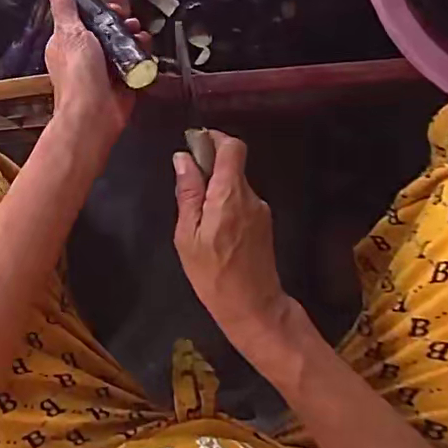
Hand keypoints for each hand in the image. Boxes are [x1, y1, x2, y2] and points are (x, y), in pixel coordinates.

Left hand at [41, 0, 146, 149]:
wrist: (95, 114)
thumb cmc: (78, 76)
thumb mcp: (70, 31)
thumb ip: (64, 4)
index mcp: (67, 44)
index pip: (84, 19)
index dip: (99, 11)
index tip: (111, 8)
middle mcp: (85, 56)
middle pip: (107, 31)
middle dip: (121, 23)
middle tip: (127, 22)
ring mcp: (104, 70)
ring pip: (123, 46)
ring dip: (133, 38)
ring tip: (138, 35)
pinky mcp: (122, 82)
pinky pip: (134, 63)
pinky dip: (141, 56)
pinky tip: (143, 52)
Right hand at [172, 131, 288, 334]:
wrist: (254, 308)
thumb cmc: (213, 275)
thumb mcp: (187, 236)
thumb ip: (188, 194)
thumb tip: (183, 158)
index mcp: (229, 195)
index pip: (232, 147)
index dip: (214, 139)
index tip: (195, 145)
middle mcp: (250, 196)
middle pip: (232, 165)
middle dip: (209, 169)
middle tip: (187, 190)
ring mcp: (260, 210)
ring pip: (235, 185)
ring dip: (216, 190)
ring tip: (198, 220)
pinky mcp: (264, 223)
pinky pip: (242, 202)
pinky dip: (226, 205)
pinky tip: (214, 232)